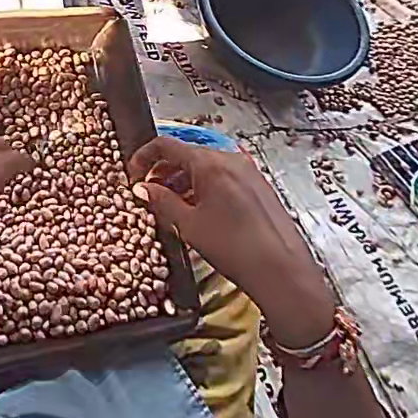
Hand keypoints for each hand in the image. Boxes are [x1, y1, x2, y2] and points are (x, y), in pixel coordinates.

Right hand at [128, 135, 335, 341]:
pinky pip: (223, 175)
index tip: (134, 173)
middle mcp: (230, 160)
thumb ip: (161, 201)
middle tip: (149, 191)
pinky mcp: (258, 186)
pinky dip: (203, 186)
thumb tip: (143, 189)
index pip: (166, 145)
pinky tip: (197, 209)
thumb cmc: (235, 248)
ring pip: (205, 165)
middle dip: (163, 170)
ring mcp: (247, 172)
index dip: (144, 157)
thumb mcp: (188, 225)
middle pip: (186, 153)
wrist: (283, 272)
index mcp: (210, 163)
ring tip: (171, 203)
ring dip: (182, 179)